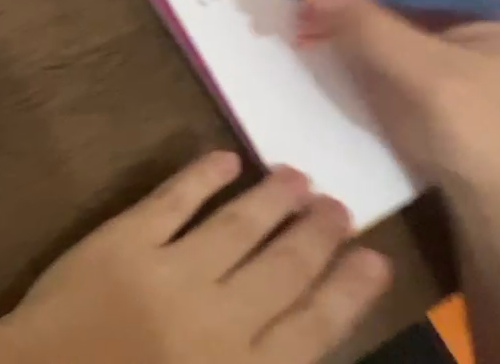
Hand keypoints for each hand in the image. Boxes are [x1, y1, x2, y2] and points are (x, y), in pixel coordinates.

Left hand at [0, 152, 388, 362]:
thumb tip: (298, 340)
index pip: (316, 326)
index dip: (348, 289)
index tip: (376, 258)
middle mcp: (222, 320)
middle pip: (284, 268)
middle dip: (317, 236)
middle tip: (341, 205)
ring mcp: (172, 274)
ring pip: (238, 227)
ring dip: (272, 200)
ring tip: (297, 177)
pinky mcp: (124, 241)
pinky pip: (174, 201)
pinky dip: (201, 177)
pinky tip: (225, 160)